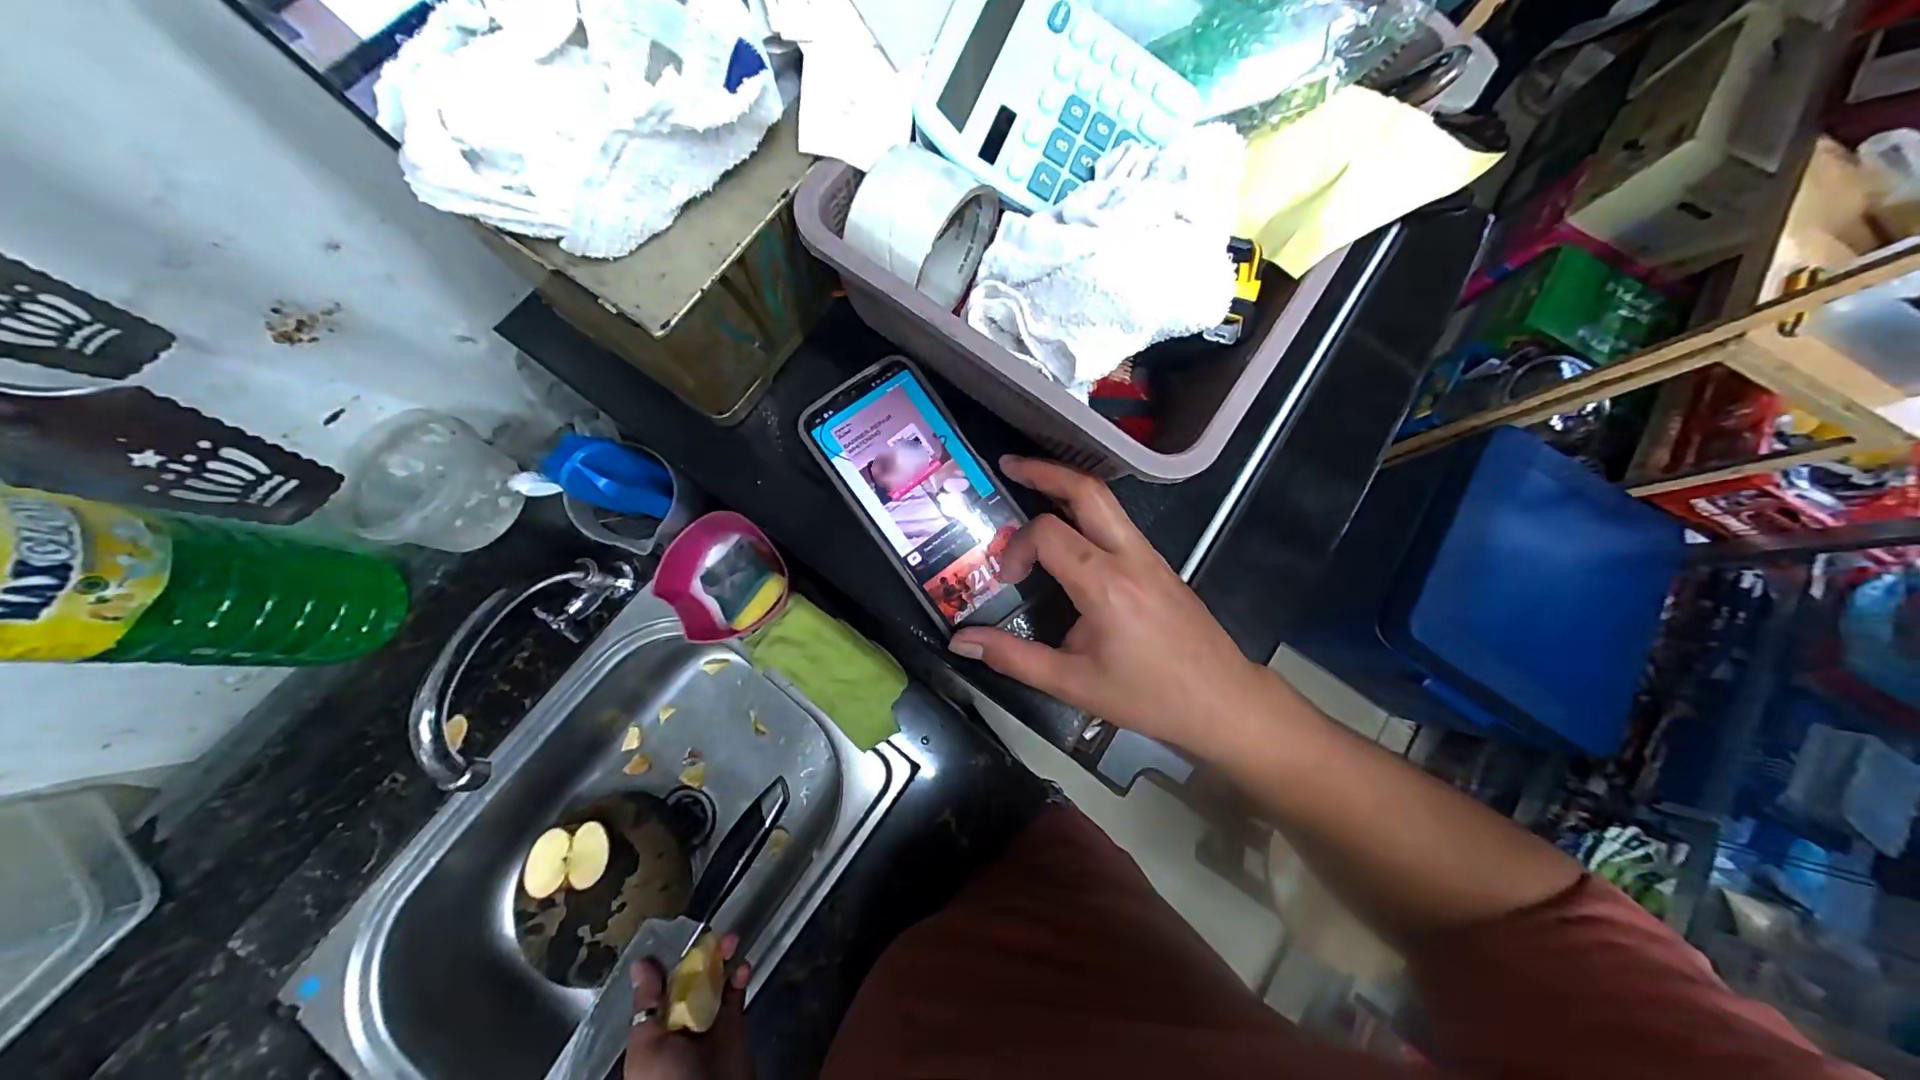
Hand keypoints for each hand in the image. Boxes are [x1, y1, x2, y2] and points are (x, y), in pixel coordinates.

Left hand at [625, 936, 753, 1079]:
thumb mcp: (648, 1046)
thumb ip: (648, 1004)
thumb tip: (640, 963)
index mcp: (655, 1029)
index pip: (662, 986)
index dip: (672, 960)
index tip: (681, 934)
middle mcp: (681, 1023)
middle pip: (692, 979)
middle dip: (702, 955)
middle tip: (714, 935)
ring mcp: (708, 1024)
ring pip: (715, 982)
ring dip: (723, 959)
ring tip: (731, 941)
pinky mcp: (733, 1026)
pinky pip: (736, 995)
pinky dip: (741, 977)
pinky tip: (743, 966)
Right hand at [950, 457, 1279, 759]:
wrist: (1222, 701)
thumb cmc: (1147, 696)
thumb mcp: (1072, 683)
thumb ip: (1012, 658)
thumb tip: (962, 642)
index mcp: (1106, 584)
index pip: (1048, 533)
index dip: (1016, 547)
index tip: (1008, 578)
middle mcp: (1129, 556)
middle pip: (1087, 491)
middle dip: (1044, 470)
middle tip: (1009, 464)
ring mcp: (1149, 555)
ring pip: (1106, 500)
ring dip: (1067, 485)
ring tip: (1032, 483)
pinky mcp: (1158, 563)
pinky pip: (1118, 521)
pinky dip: (1086, 510)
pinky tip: (1068, 529)